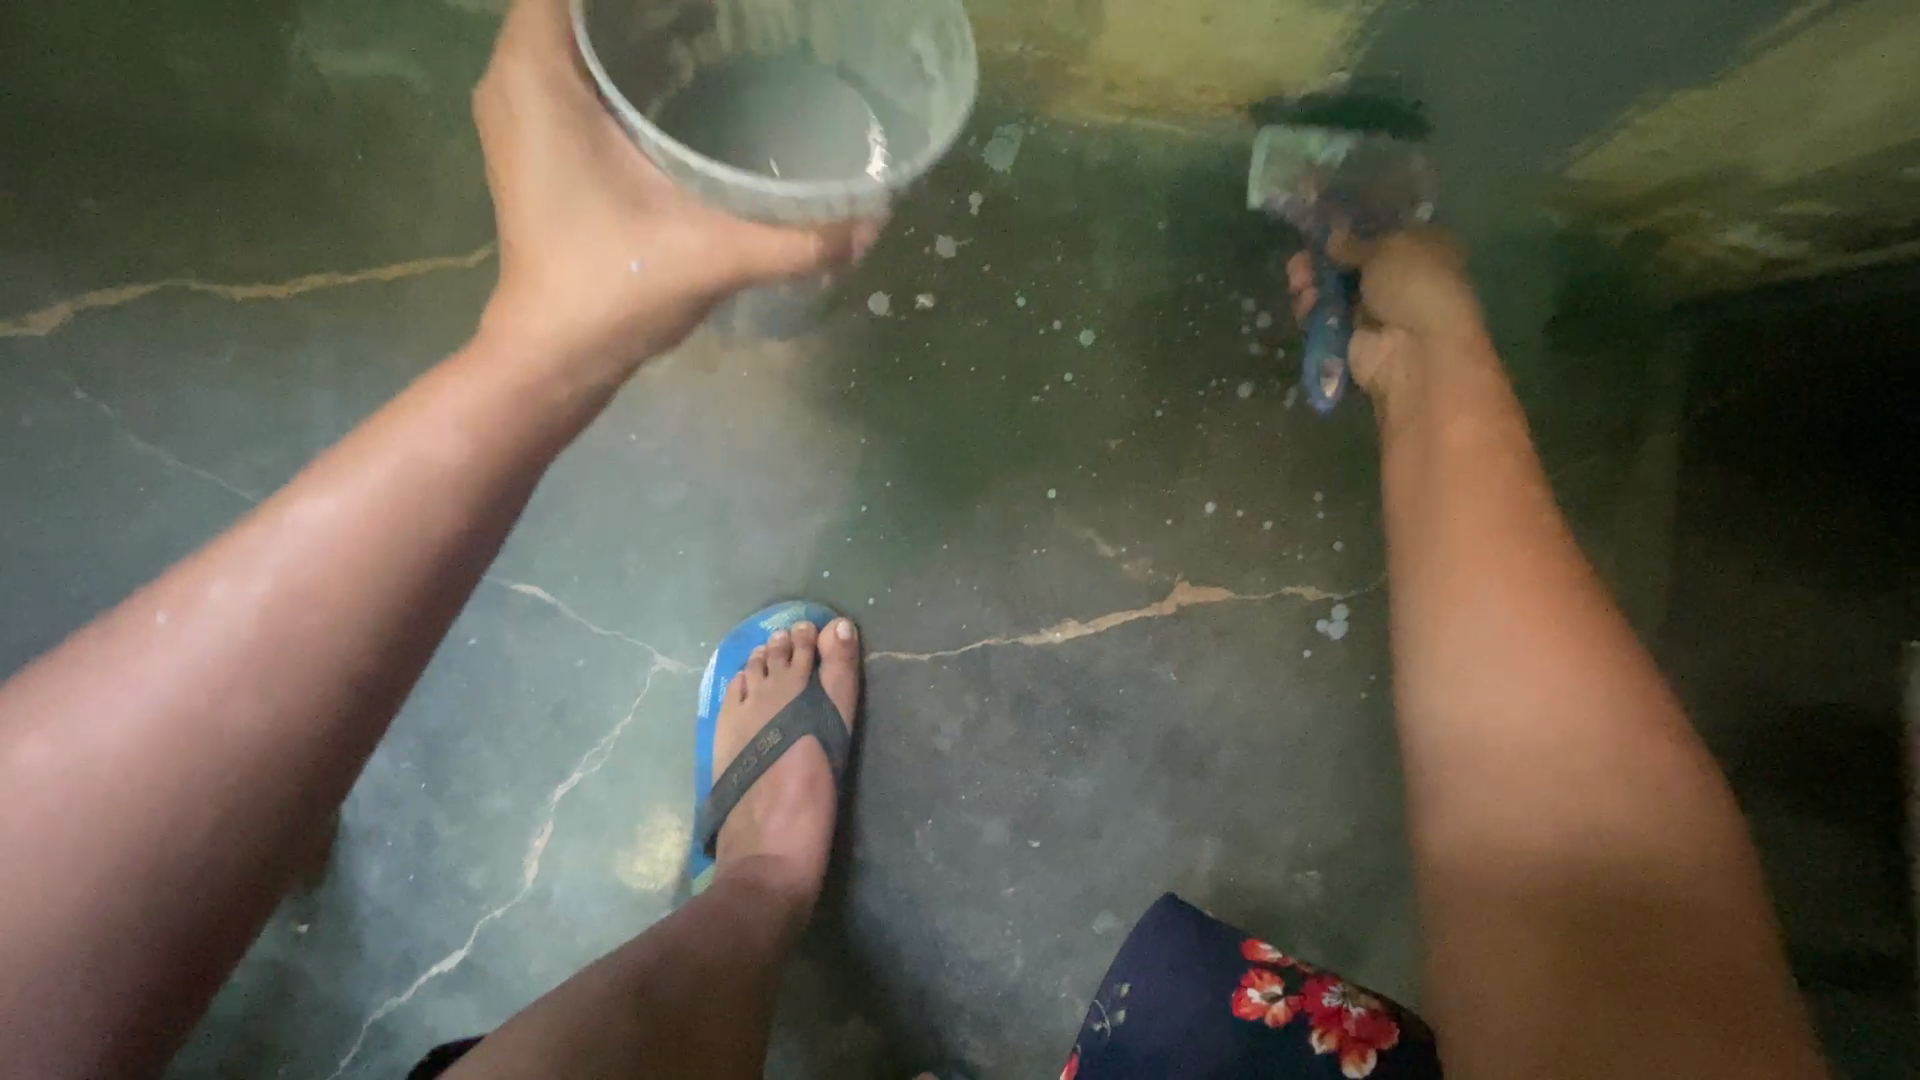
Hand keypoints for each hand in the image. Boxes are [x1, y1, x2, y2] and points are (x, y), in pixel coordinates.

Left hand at [471, 0, 880, 376]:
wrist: (556, 356)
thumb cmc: (614, 289)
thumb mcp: (716, 255)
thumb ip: (799, 239)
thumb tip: (873, 223)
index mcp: (537, 73)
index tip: (708, 6)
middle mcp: (515, 80)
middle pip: (581, 10)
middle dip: (651, 12)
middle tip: (725, 22)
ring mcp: (521, 119)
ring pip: (576, 47)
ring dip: (634, 40)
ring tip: (709, 43)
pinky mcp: (536, 154)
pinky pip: (575, 84)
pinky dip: (621, 78)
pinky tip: (678, 99)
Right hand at [1287, 227, 1486, 415]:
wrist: (1417, 348)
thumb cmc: (1415, 285)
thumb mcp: (1389, 247)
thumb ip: (1355, 242)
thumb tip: (1333, 238)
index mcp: (1419, 248)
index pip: (1377, 234)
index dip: (1348, 230)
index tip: (1320, 229)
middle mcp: (1395, 278)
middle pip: (1347, 264)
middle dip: (1321, 261)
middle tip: (1300, 262)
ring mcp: (1371, 310)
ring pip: (1330, 291)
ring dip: (1311, 284)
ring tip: (1298, 283)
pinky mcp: (1349, 336)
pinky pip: (1323, 318)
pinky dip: (1311, 310)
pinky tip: (1304, 303)